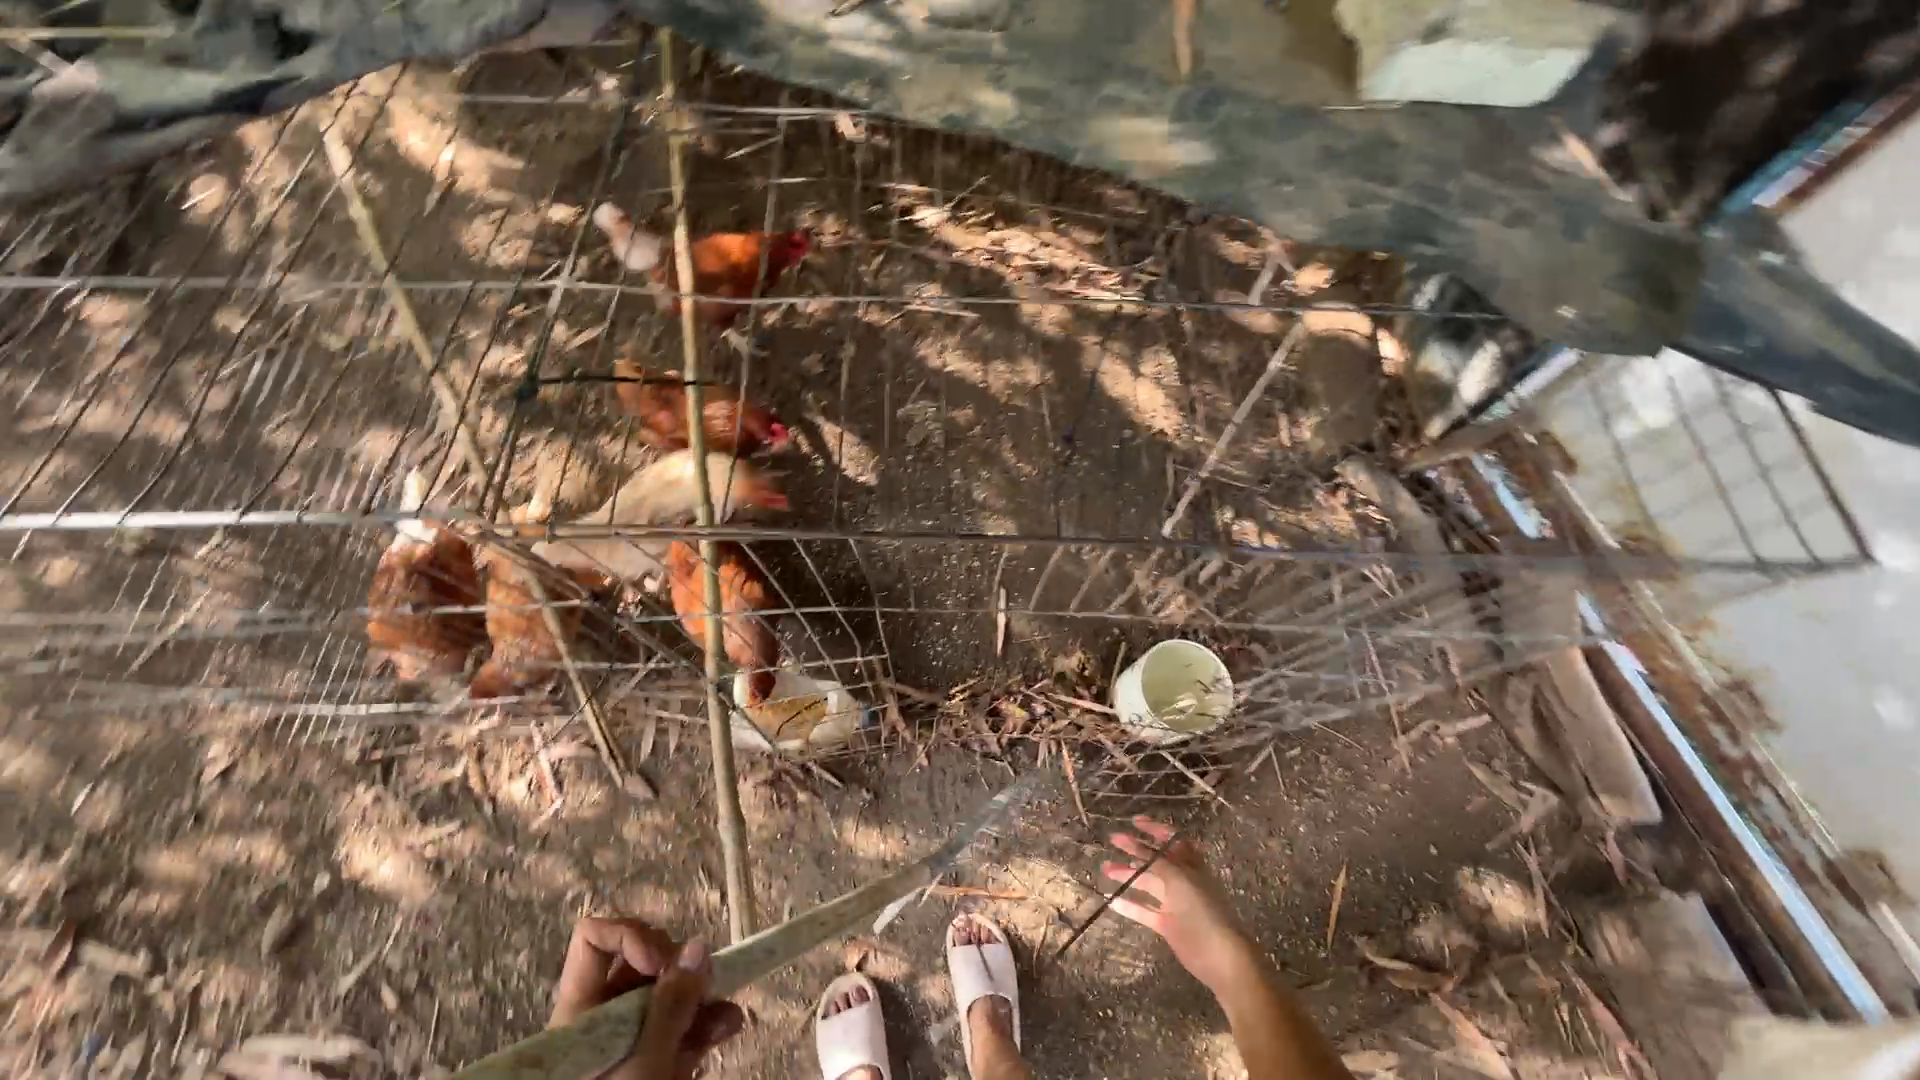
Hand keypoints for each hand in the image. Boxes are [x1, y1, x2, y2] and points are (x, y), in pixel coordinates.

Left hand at [549, 917, 744, 1079]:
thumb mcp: (645, 1066)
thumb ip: (674, 1006)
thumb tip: (700, 945)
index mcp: (581, 1009)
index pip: (595, 939)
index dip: (631, 935)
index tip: (661, 960)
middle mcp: (602, 1015)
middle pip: (642, 959)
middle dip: (682, 967)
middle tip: (706, 988)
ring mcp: (629, 1037)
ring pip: (669, 990)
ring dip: (703, 997)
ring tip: (727, 1020)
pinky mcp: (652, 1059)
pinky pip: (682, 1023)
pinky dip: (706, 1023)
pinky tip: (724, 1033)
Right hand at [1102, 816, 1259, 994]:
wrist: (1219, 955)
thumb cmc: (1203, 910)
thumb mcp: (1180, 880)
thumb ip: (1158, 863)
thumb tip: (1138, 847)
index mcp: (1191, 865)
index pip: (1172, 840)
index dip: (1154, 829)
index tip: (1134, 822)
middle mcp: (1182, 880)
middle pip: (1155, 860)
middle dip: (1135, 849)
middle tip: (1113, 841)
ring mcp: (1174, 902)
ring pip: (1147, 883)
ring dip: (1127, 875)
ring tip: (1105, 869)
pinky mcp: (1167, 924)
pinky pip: (1145, 910)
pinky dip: (1129, 905)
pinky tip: (1112, 901)